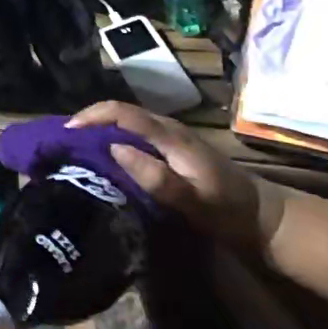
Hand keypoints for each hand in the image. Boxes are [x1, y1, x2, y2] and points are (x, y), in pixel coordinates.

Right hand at [66, 101, 288, 255]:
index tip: (66, 132)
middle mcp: (168, 128)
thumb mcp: (192, 200)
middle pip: (121, 111)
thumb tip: (114, 148)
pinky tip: (101, 154)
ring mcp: (170, 136)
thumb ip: (155, 176)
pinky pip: (133, 132)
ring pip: (126, 120)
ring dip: (98, 128)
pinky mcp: (170, 146)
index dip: (92, 116)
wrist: (265, 217)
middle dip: (89, 119)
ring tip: (74, 146)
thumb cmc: (227, 210)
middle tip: (62, 140)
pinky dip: (110, 136)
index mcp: (171, 137)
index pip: (124, 112)